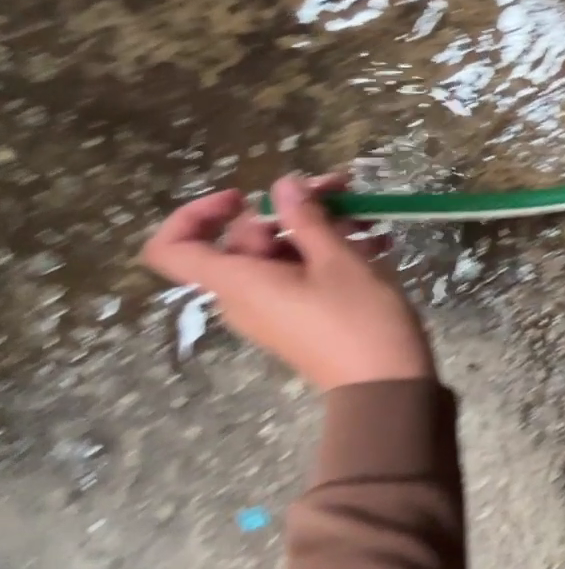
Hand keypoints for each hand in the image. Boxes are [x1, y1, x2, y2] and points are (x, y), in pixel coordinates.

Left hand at [142, 174, 433, 390]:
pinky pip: (302, 276)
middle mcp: (244, 296)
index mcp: (238, 281)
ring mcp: (274, 309)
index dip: (196, 214)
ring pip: (282, 256)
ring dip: (321, 231)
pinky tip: (377, 245)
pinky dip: (331, 255)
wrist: (387, 383)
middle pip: (246, 241)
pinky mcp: (303, 319)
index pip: (173, 247)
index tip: (246, 196)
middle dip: (292, 211)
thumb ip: (308, 220)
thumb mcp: (339, 262)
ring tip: (371, 220)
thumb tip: (283, 185)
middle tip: (343, 191)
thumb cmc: (359, 319)